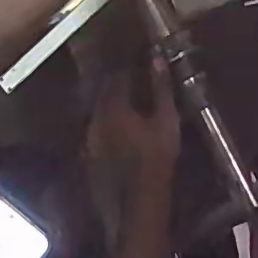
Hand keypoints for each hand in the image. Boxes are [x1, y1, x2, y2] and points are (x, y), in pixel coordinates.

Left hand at [85, 54, 180, 196]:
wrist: (139, 197)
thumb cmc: (157, 156)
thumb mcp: (166, 119)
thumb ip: (161, 88)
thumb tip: (158, 59)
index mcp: (114, 105)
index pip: (118, 76)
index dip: (128, 66)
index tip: (140, 61)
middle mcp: (97, 116)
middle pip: (105, 91)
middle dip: (118, 82)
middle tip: (134, 77)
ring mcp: (91, 135)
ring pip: (100, 108)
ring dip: (112, 100)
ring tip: (129, 98)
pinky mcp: (91, 150)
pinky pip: (99, 125)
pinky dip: (109, 119)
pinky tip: (121, 124)